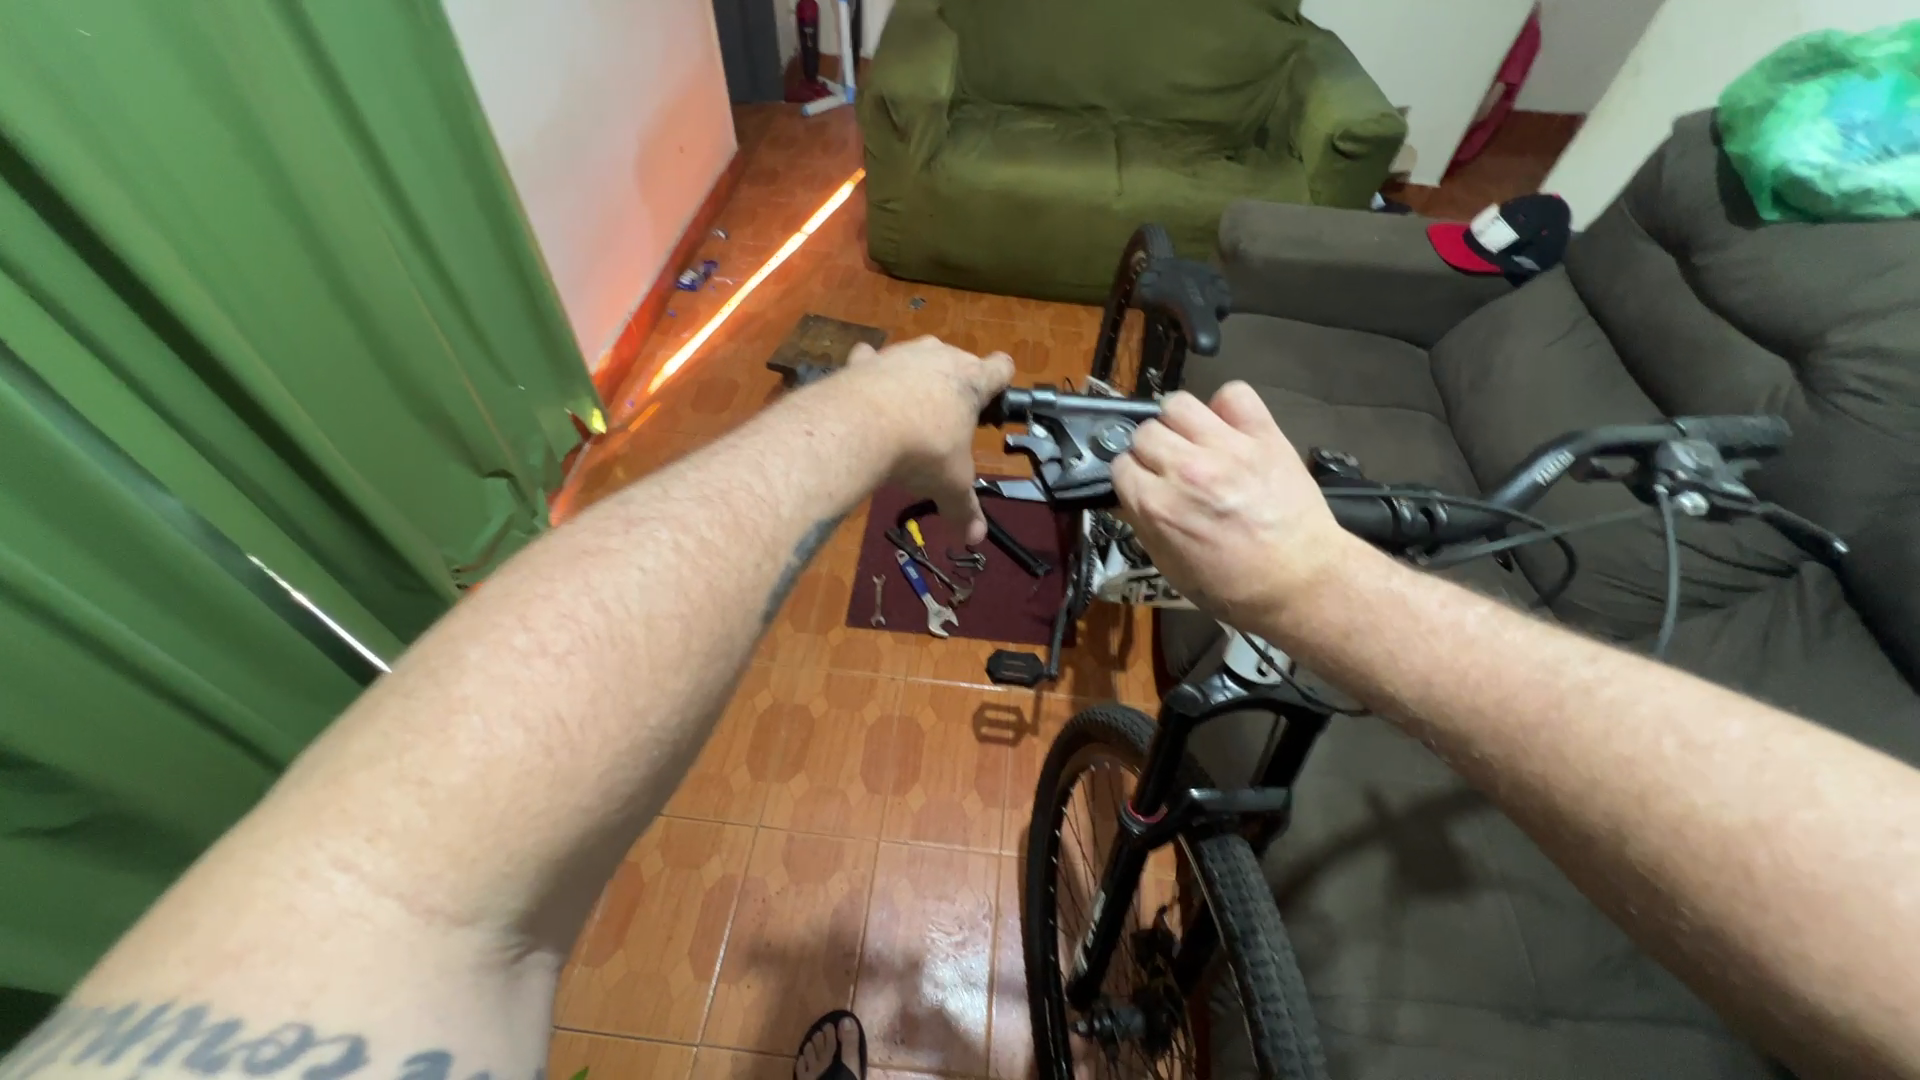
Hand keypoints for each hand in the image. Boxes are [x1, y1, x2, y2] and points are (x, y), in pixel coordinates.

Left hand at [841, 337, 1013, 545]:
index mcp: (972, 381)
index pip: (1002, 367)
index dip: (1001, 382)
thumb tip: (976, 539)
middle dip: (954, 386)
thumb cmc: (922, 451)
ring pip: (916, 357)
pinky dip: (869, 373)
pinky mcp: (863, 360)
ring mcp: (899, 354)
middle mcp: (939, 356)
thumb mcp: (950, 485)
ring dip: (914, 378)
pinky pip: (871, 359)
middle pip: (958, 360)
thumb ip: (964, 509)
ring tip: (904, 414)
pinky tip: (865, 394)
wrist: (859, 428)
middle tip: (944, 423)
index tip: (993, 403)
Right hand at [1112, 382, 1362, 625]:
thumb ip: (1142, 525)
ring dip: (1179, 423)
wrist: (1300, 582)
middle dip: (1152, 450)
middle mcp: (1186, 470)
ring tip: (1194, 442)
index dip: (1132, 476)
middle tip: (1170, 467)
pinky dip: (1226, 406)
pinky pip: (1234, 393)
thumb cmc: (1233, 586)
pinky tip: (1228, 429)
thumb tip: (1124, 498)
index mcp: (1158, 506)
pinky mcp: (1264, 436)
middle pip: (1145, 432)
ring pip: (1179, 404)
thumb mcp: (1170, 566)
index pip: (1121, 465)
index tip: (1145, 484)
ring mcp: (1227, 449)